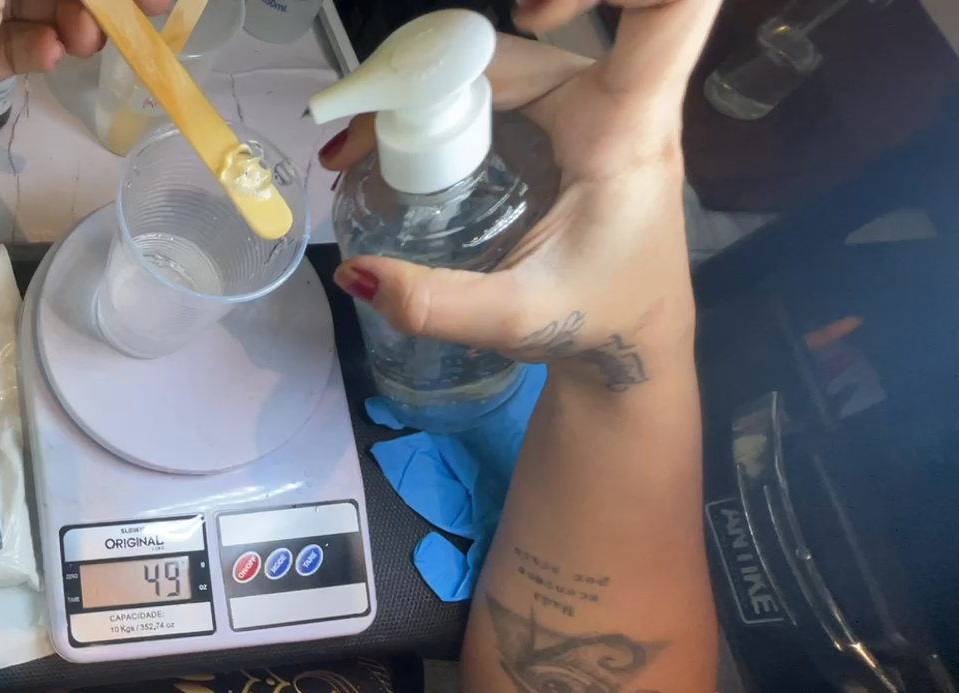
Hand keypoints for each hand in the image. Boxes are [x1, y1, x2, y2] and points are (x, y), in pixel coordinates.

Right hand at [322, 0, 720, 392]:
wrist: (626, 333)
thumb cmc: (599, 315)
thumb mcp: (515, 318)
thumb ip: (433, 303)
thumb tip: (353, 272)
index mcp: (625, 127)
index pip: (667, 3)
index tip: (531, 11)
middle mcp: (606, 100)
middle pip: (521, 48)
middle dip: (434, 71)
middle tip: (355, 140)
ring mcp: (573, 111)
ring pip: (494, 68)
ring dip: (419, 94)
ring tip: (353, 151)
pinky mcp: (547, 130)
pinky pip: (486, 96)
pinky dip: (429, 110)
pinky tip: (384, 148)